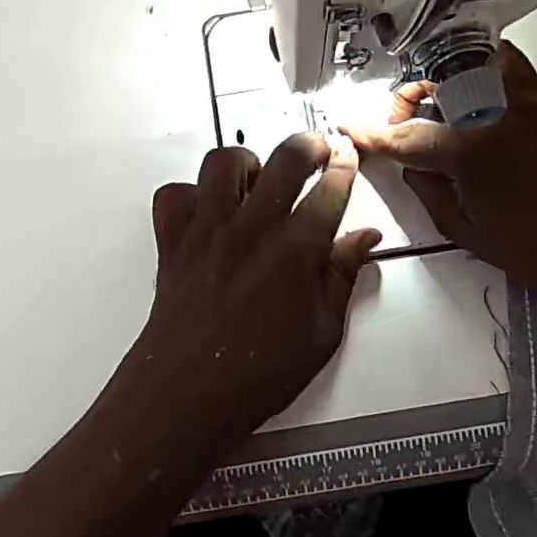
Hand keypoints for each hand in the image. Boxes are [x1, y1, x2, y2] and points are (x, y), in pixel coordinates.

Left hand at [103, 134, 382, 455]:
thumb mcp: (322, 333)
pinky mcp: (173, 240)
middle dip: (309, 145)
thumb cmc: (260, 372)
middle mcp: (251, 229)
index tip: (348, 159)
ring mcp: (207, 230)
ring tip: (256, 180)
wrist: (190, 391)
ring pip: (223, 163)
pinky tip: (205, 211)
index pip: (330, 192)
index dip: (345, 170)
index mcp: (295, 251)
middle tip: (316, 150)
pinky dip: (188, 196)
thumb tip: (364, 241)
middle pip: (285, 160)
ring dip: (245, 163)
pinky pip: (173, 195)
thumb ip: (343, 277)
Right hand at [343, 42, 536, 292]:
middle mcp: (496, 117)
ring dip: (437, 79)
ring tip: (432, 105)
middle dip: (406, 101)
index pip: (405, 136)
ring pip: (467, 64)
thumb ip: (427, 190)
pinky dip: (482, 63)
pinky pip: (508, 63)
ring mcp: (524, 105)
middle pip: (433, 84)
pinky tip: (469, 82)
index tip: (352, 128)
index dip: (372, 134)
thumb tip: (411, 167)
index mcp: (470, 153)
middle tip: (401, 125)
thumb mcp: (463, 230)